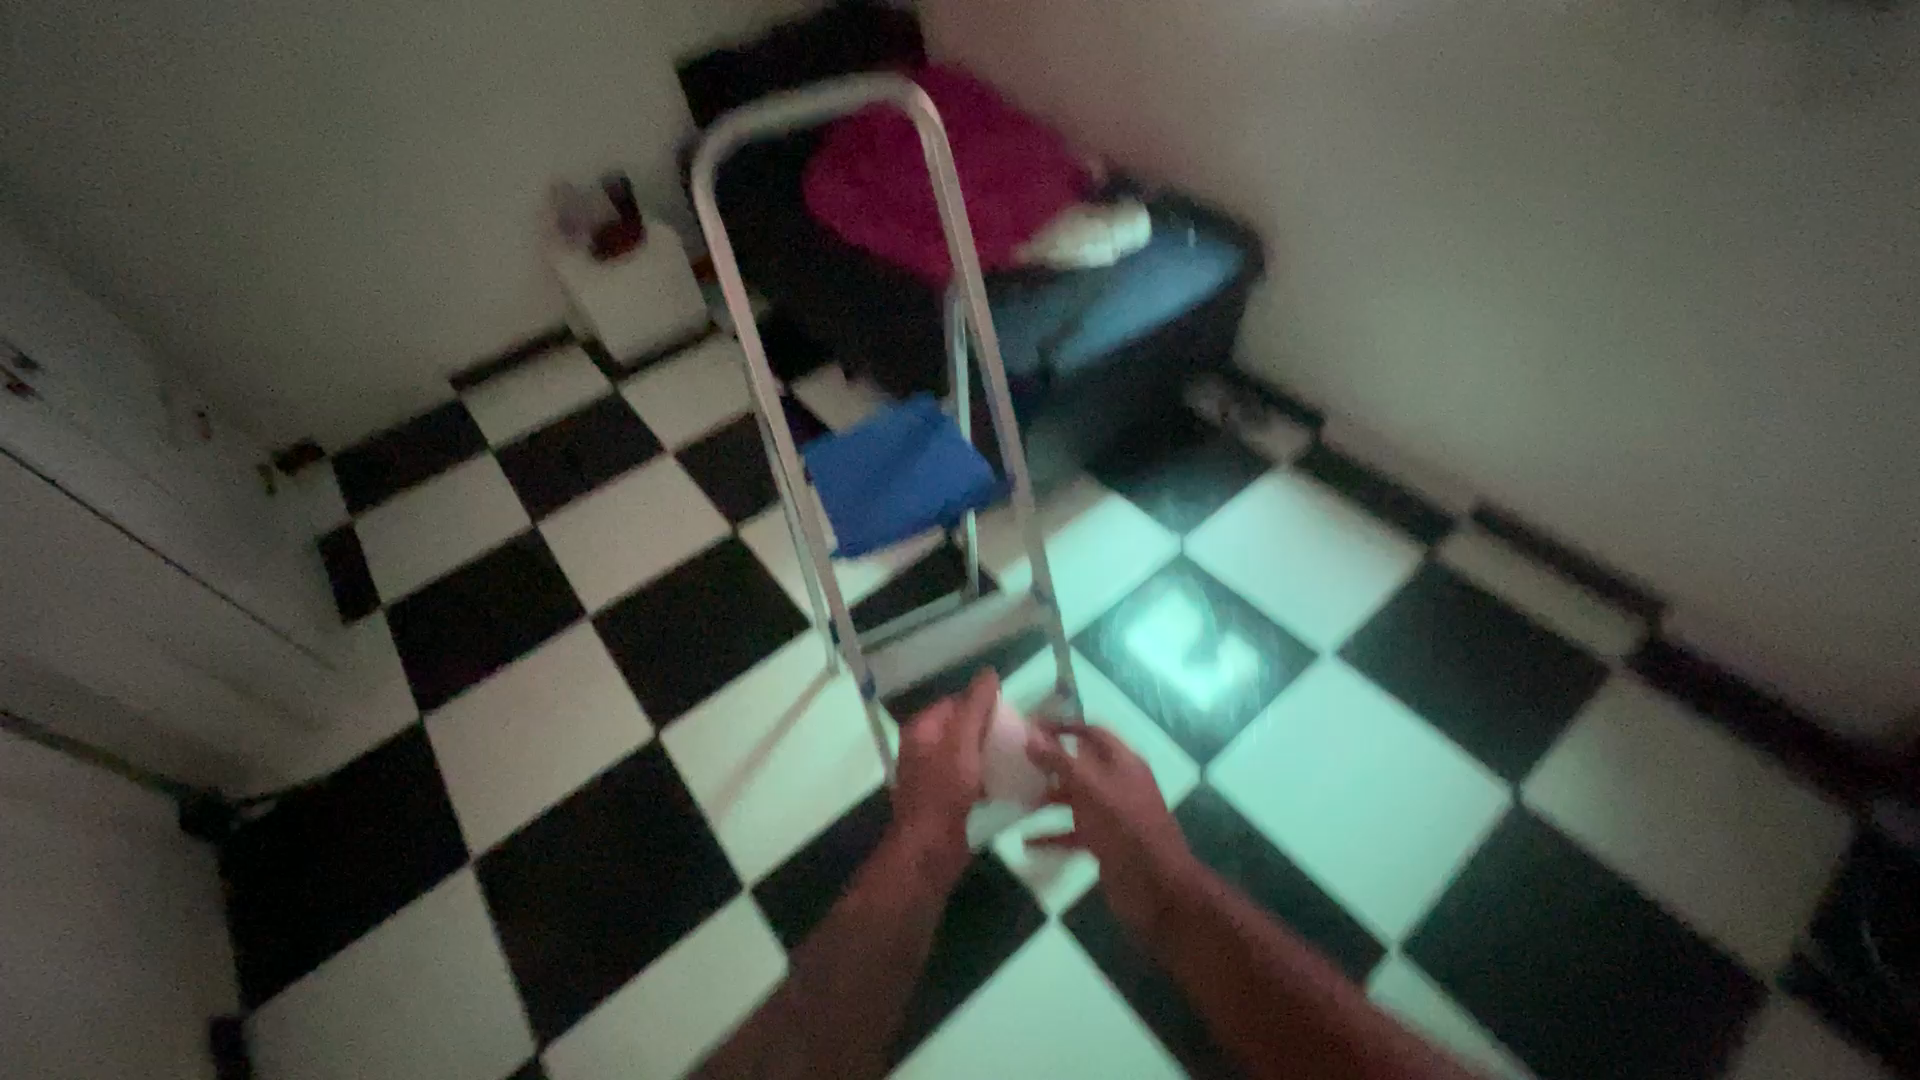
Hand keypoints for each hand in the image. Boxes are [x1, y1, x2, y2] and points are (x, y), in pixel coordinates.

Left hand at [888, 669, 998, 886]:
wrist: (930, 850)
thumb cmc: (944, 791)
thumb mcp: (962, 742)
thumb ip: (975, 707)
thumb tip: (989, 672)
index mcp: (922, 730)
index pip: (954, 702)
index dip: (980, 703)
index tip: (1009, 711)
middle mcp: (924, 748)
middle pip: (962, 727)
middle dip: (989, 729)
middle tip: (1018, 734)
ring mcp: (934, 776)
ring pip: (967, 754)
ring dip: (990, 753)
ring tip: (1018, 755)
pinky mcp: (946, 799)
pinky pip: (970, 778)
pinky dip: (987, 777)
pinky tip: (1008, 782)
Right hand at [1026, 720, 1198, 939]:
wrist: (1155, 888)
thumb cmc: (1124, 827)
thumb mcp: (1090, 788)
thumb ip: (1060, 762)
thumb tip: (1031, 735)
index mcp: (1122, 762)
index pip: (1092, 732)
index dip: (1065, 725)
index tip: (1032, 725)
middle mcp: (1118, 784)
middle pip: (1082, 764)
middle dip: (1052, 763)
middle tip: (1019, 761)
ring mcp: (1112, 815)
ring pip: (1076, 798)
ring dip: (1049, 797)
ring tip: (1018, 797)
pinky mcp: (1105, 843)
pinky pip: (1073, 832)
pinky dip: (1051, 835)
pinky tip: (1026, 842)